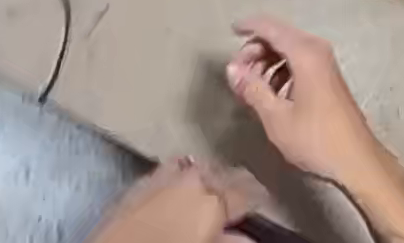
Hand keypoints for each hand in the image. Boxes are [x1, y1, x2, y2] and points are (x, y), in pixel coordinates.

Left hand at [89, 158, 266, 242]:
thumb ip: (227, 242)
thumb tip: (247, 237)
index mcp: (212, 203)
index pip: (247, 191)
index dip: (259, 198)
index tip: (265, 203)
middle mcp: (191, 181)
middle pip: (222, 174)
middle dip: (234, 186)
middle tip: (241, 202)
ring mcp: (162, 178)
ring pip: (197, 169)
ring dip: (208, 180)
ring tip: (212, 196)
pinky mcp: (138, 186)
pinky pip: (170, 172)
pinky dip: (182, 179)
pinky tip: (180, 191)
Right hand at [224, 16, 387, 185]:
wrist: (355, 157)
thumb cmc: (315, 137)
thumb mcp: (277, 118)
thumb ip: (253, 90)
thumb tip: (231, 69)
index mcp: (305, 52)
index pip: (272, 27)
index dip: (250, 26)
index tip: (231, 30)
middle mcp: (316, 47)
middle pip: (280, 36)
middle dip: (256, 51)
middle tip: (237, 75)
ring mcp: (324, 59)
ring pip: (288, 48)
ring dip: (267, 62)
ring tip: (251, 88)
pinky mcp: (326, 73)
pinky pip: (298, 60)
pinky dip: (281, 70)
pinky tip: (271, 94)